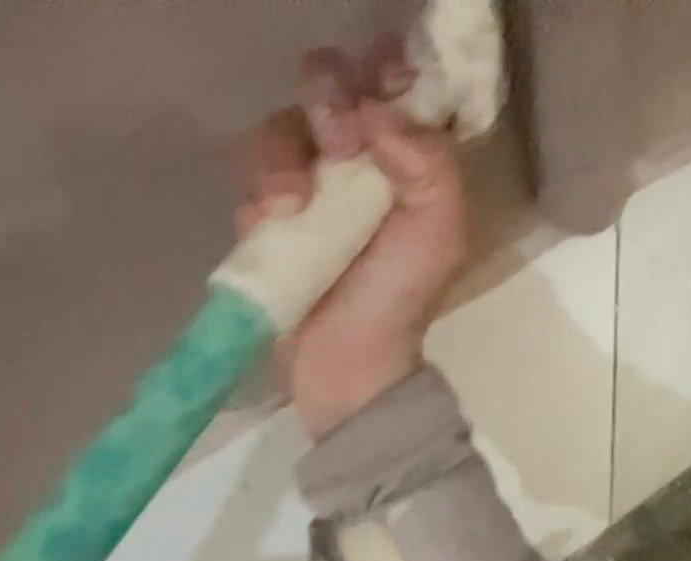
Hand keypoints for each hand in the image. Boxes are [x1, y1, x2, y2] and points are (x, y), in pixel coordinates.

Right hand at [237, 42, 468, 439]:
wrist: (347, 361)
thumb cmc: (400, 297)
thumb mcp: (439, 232)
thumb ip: (430, 163)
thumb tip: (378, 109)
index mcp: (407, 157)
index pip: (394, 81)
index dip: (384, 68)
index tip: (378, 88)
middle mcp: (358, 157)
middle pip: (328, 82)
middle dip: (328, 99)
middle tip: (341, 146)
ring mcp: (309, 181)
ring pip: (283, 122)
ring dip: (287, 154)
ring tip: (297, 205)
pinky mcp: (267, 208)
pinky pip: (251, 169)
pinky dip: (261, 187)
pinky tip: (277, 220)